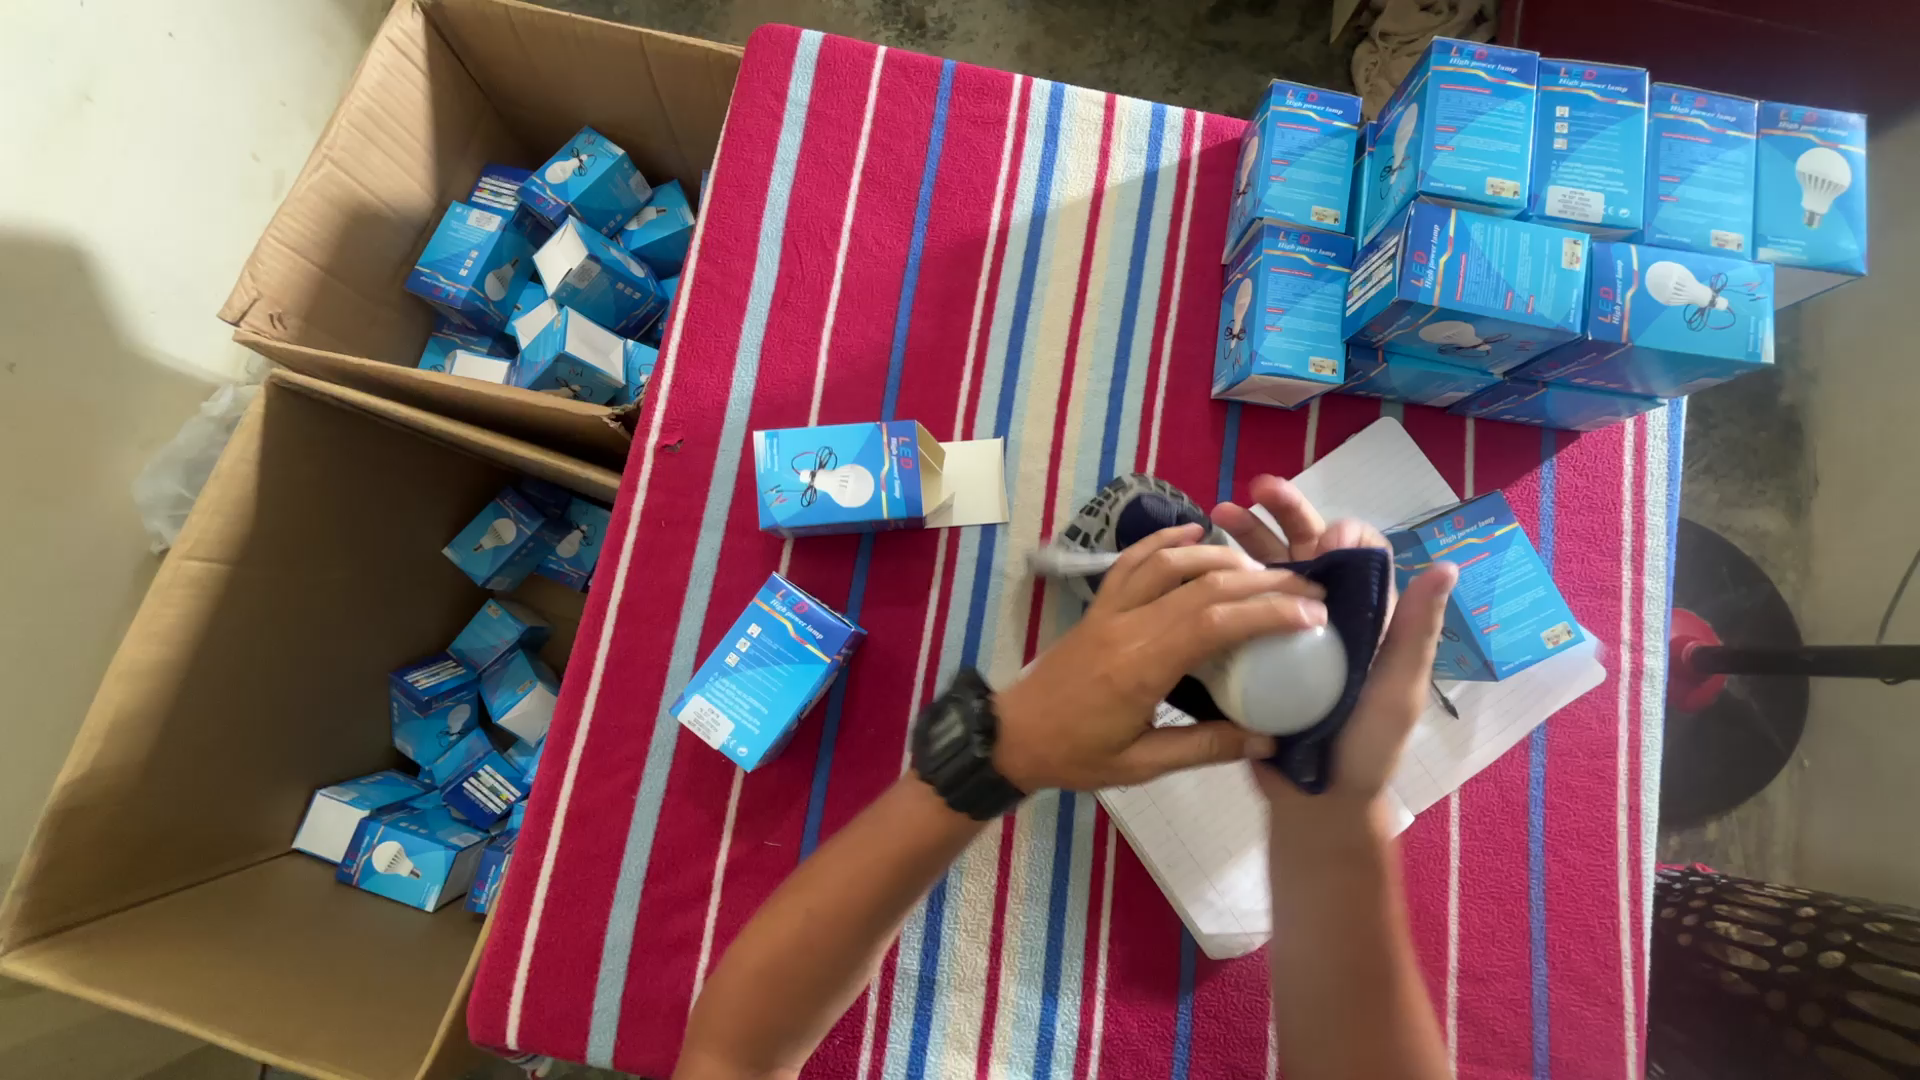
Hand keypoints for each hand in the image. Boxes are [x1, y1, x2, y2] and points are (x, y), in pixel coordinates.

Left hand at [992, 524, 1329, 791]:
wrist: (1013, 735)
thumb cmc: (1075, 754)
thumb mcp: (1141, 765)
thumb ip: (1204, 747)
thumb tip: (1267, 739)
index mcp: (1140, 667)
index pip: (1212, 622)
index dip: (1267, 611)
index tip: (1312, 612)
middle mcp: (1126, 626)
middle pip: (1200, 585)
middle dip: (1260, 580)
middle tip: (1307, 584)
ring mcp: (1108, 609)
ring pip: (1167, 563)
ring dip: (1218, 556)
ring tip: (1262, 566)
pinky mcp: (1097, 606)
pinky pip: (1131, 562)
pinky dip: (1163, 542)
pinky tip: (1193, 531)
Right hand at [1212, 474, 1454, 841]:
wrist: (1314, 797)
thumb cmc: (1367, 747)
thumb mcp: (1398, 689)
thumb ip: (1414, 632)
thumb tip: (1445, 566)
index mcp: (1362, 616)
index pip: (1351, 555)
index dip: (1333, 531)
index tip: (1314, 530)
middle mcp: (1320, 614)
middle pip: (1301, 551)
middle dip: (1278, 515)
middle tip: (1249, 491)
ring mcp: (1280, 632)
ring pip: (1262, 571)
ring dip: (1241, 538)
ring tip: (1214, 516)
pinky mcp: (1248, 652)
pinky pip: (1234, 610)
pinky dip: (1217, 583)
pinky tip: (1198, 569)